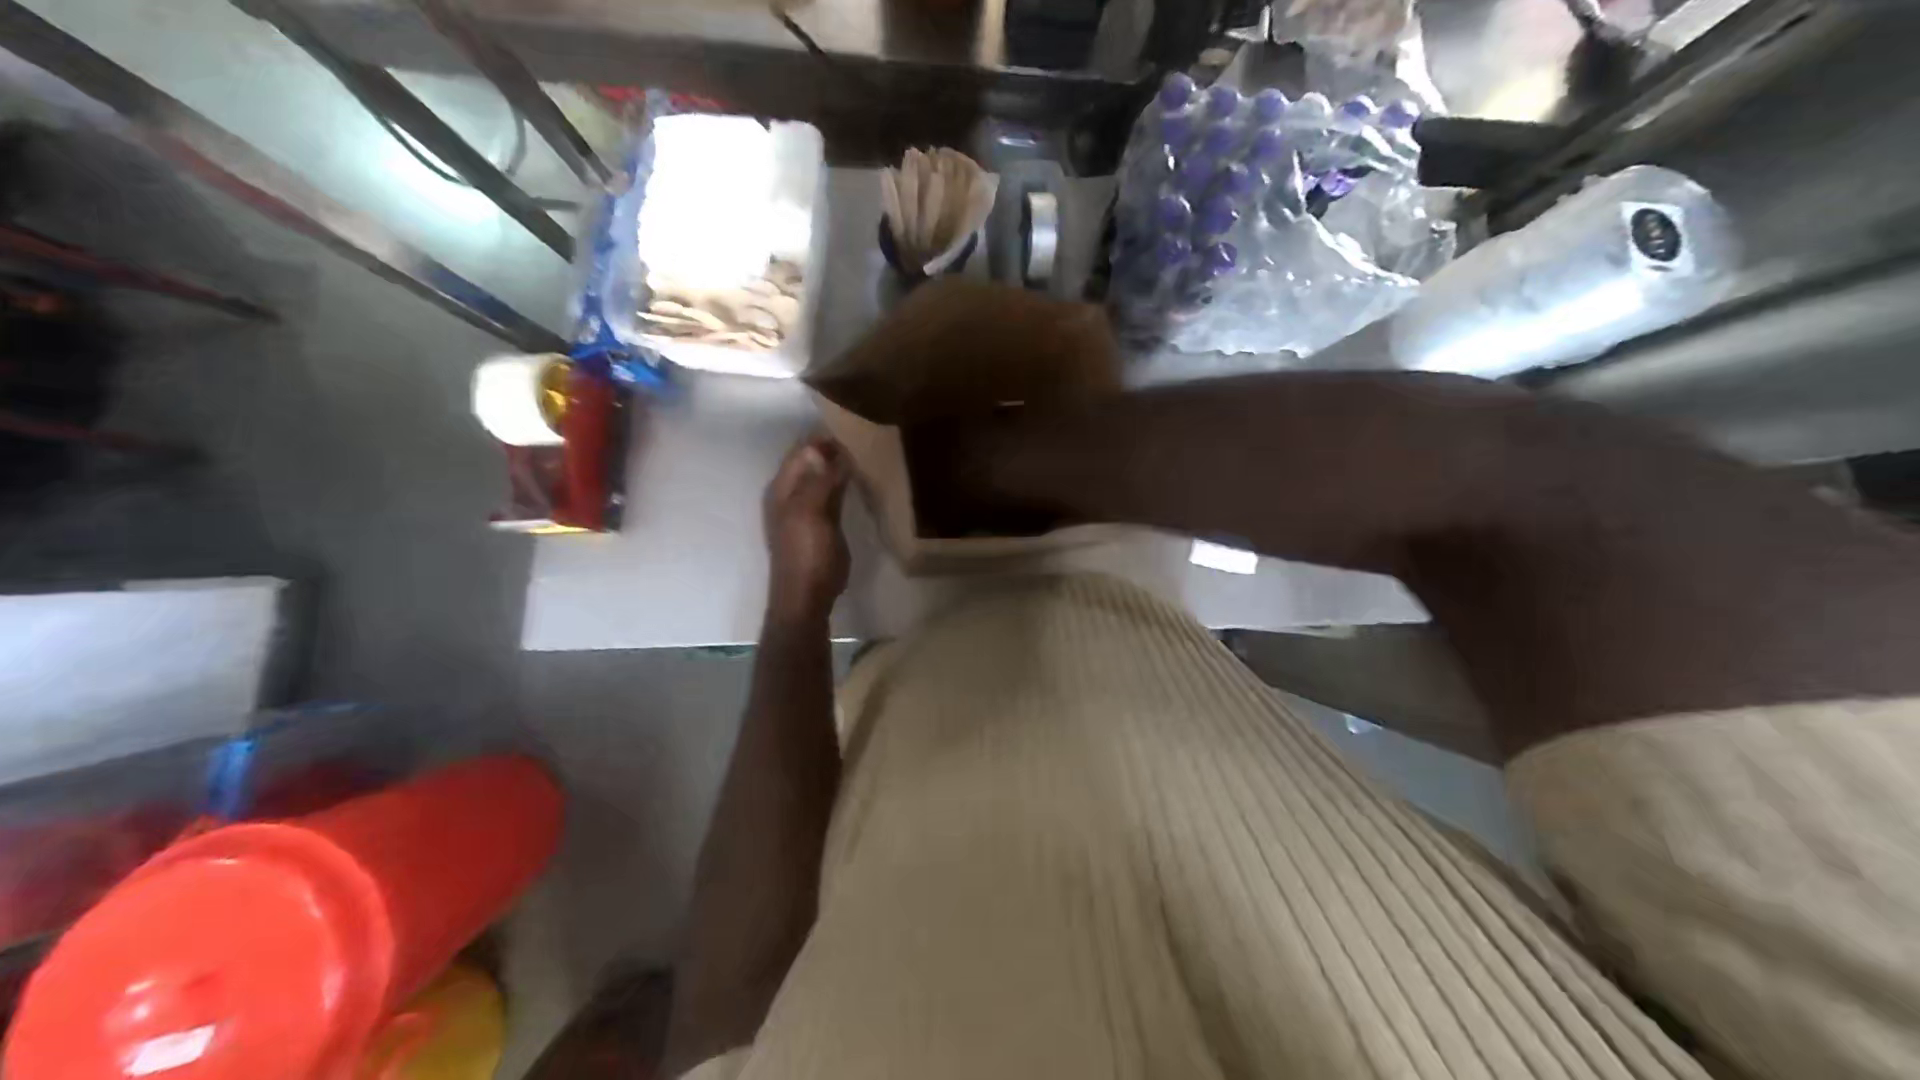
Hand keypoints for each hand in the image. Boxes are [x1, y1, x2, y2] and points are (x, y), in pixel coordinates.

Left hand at [764, 435, 851, 622]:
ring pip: (822, 476)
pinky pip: (832, 493)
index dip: (822, 438)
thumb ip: (818, 480)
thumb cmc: (807, 555)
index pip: (802, 450)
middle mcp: (792, 494)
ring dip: (839, 465)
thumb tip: (825, 448)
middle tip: (866, 435)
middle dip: (833, 449)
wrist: (807, 597)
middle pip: (811, 462)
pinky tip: (862, 478)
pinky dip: (844, 483)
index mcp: (783, 489)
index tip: (853, 425)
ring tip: (868, 451)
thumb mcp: (810, 513)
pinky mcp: (822, 523)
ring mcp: (807, 509)